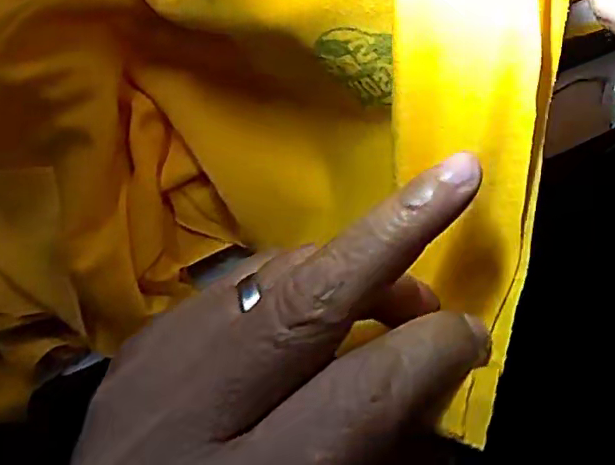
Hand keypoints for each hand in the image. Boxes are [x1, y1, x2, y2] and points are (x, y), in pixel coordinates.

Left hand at [73, 153, 489, 464]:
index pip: (358, 394)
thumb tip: (432, 372)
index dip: (429, 353)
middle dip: (393, 229)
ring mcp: (153, 365)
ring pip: (273, 273)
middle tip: (459, 176)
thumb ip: (372, 447)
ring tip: (398, 290)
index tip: (475, 334)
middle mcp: (189, 411)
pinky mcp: (139, 344)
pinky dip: (294, 279)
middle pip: (307, 295)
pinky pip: (236, 281)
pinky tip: (321, 296)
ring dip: (349, 264)